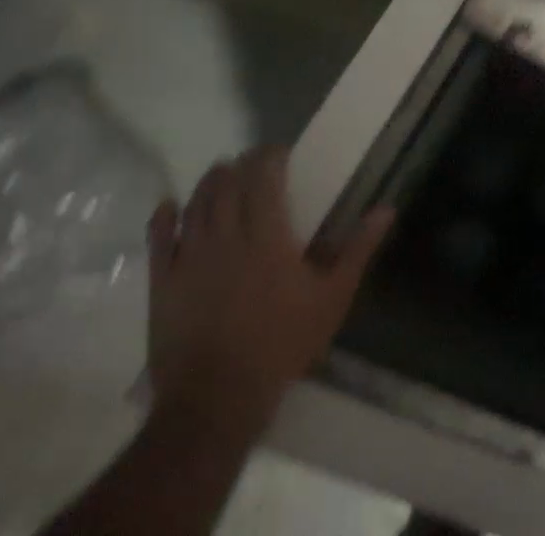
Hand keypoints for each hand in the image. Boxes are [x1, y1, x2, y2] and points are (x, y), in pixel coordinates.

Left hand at [146, 146, 393, 426]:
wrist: (218, 394)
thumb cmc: (285, 341)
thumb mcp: (334, 296)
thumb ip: (358, 248)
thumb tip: (386, 209)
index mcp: (268, 237)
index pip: (263, 180)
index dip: (269, 158)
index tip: (280, 151)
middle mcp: (225, 238)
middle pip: (227, 187)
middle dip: (240, 166)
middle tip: (252, 159)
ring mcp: (188, 259)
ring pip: (195, 206)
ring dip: (207, 183)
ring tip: (219, 172)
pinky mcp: (162, 283)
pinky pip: (158, 240)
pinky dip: (164, 217)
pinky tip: (168, 206)